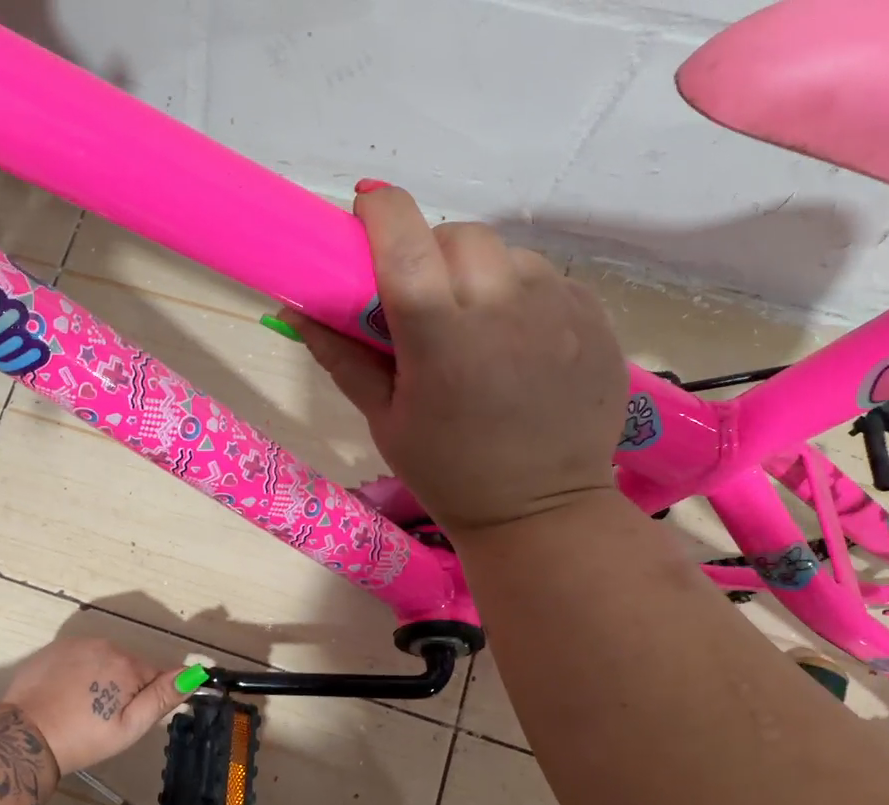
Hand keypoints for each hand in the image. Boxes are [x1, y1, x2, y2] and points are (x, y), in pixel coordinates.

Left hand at [0, 638, 188, 774]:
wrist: (26, 736)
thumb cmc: (83, 737)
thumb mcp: (129, 726)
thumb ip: (161, 697)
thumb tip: (194, 673)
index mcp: (126, 663)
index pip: (153, 675)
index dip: (144, 699)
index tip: (124, 719)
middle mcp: (103, 644)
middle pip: (126, 666)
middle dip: (121, 688)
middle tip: (100, 719)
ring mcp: (74, 644)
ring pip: (101, 661)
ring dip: (98, 679)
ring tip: (80, 709)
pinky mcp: (52, 649)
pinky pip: (77, 658)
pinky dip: (76, 674)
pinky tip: (63, 697)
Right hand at [288, 184, 627, 535]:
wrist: (541, 510)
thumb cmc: (447, 471)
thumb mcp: (383, 420)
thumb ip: (342, 356)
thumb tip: (294, 308)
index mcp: (441, 338)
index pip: (406, 241)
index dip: (381, 211)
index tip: (365, 210)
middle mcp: (504, 309)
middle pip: (458, 236)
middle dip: (430, 249)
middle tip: (421, 293)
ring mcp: (558, 309)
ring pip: (507, 253)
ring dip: (479, 272)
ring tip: (475, 321)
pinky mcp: (595, 318)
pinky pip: (547, 278)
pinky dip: (521, 293)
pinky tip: (516, 338)